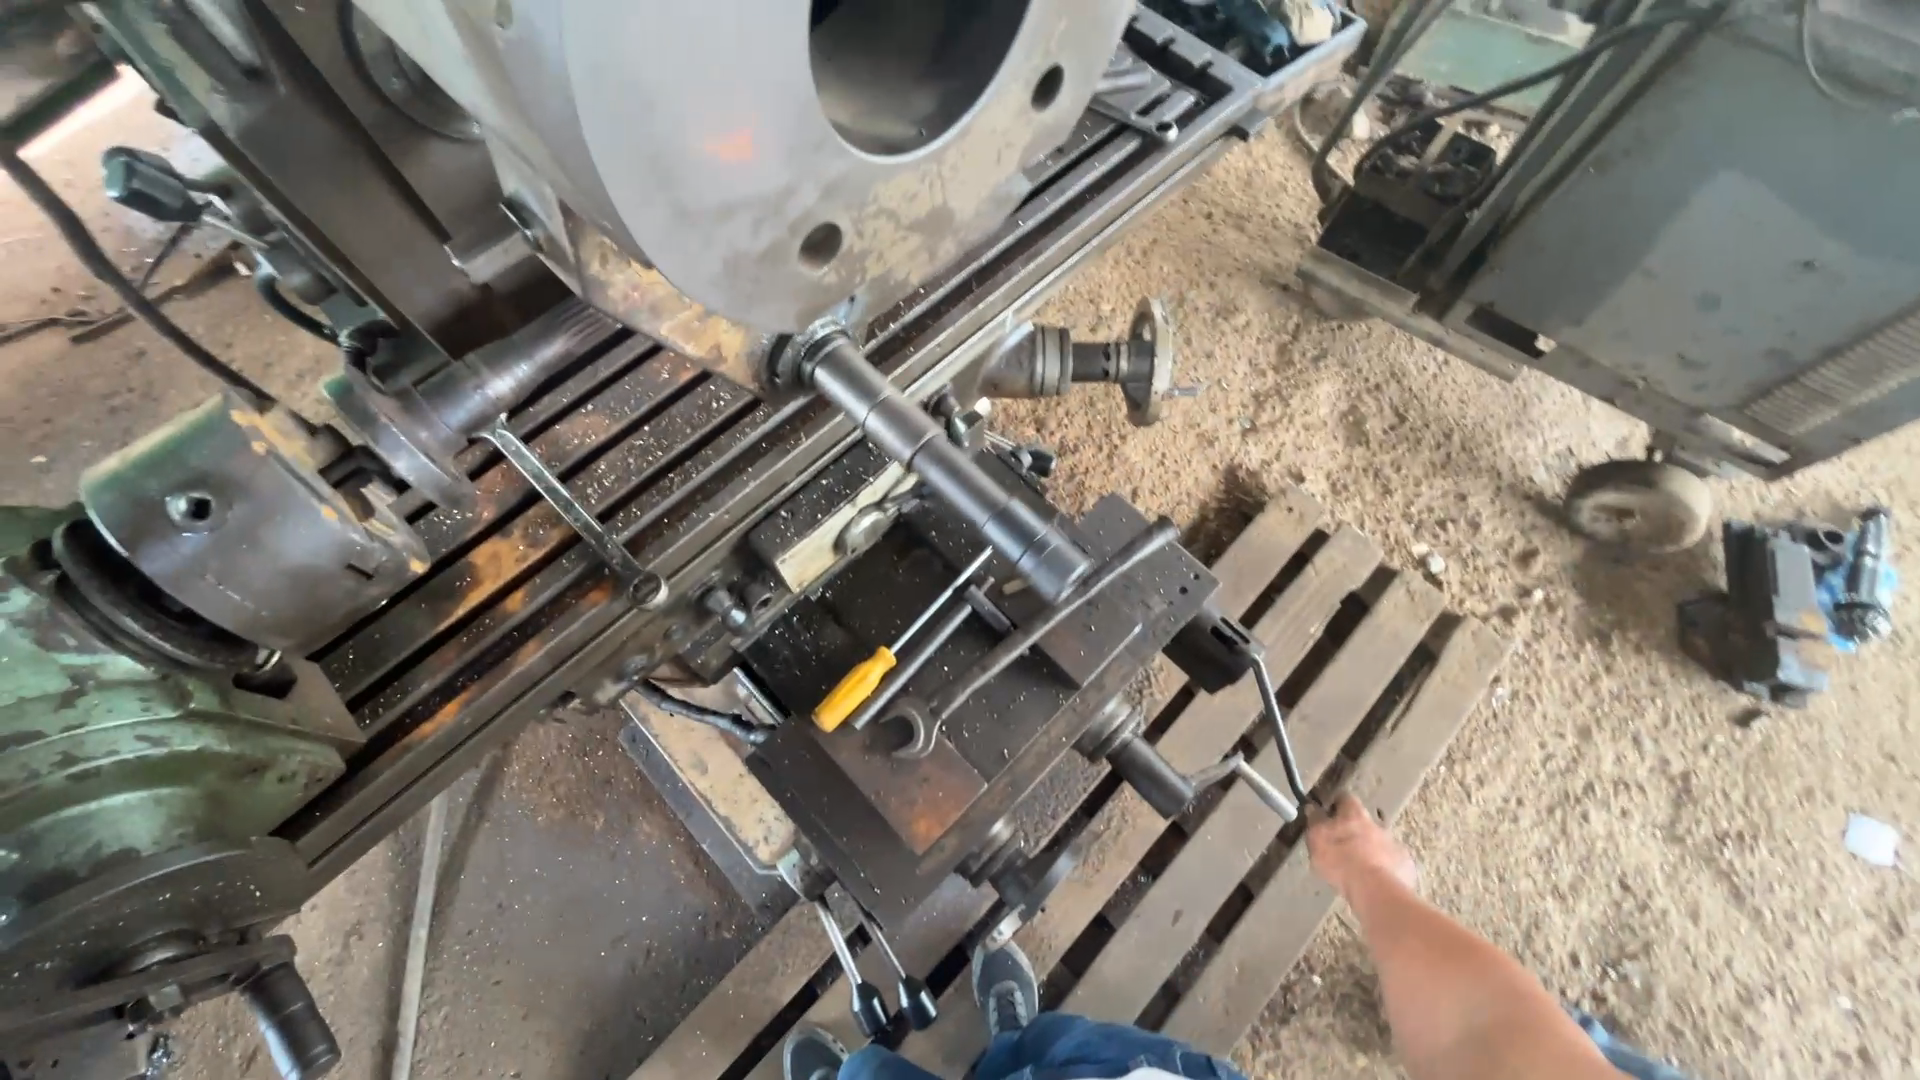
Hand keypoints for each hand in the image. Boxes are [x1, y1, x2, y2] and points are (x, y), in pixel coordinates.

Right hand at [1306, 794, 1417, 896]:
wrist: (1376, 891)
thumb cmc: (1340, 860)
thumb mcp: (1316, 839)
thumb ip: (1315, 821)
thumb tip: (1313, 808)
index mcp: (1355, 815)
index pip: (1346, 798)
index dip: (1337, 803)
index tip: (1329, 811)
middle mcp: (1378, 826)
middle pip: (1365, 823)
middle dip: (1355, 831)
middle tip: (1342, 846)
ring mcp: (1395, 846)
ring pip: (1380, 843)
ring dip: (1370, 851)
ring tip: (1359, 868)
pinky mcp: (1406, 867)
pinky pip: (1393, 863)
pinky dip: (1385, 869)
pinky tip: (1376, 881)